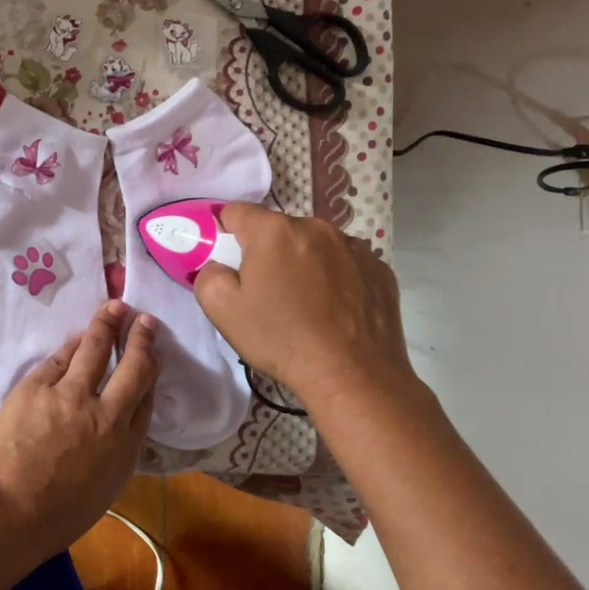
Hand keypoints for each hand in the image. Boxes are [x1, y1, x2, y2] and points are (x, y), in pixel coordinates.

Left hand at [0, 301, 158, 556]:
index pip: (145, 400)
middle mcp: (105, 414)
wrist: (7, 505)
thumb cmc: (53, 515)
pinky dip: (71, 345)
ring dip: (106, 325)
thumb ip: (112, 453)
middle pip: (131, 368)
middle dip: (140, 340)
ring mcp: (69, 395)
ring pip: (94, 350)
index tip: (155, 354)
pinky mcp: (37, 385)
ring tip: (114, 307)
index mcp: (124, 447)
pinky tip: (77, 336)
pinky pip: (59, 358)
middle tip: (145, 319)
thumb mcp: (101, 489)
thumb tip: (111, 433)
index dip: (151, 372)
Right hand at [195, 203, 415, 412]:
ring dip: (302, 262)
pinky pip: (344, 263)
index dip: (225, 234)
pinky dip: (334, 277)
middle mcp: (317, 227)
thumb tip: (221, 266)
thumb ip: (208, 273)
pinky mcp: (381, 270)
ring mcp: (355, 248)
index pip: (236, 212)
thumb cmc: (281, 338)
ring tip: (304, 302)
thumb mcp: (220, 308)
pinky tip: (333, 309)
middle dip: (266, 250)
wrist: (354, 377)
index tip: (229, 263)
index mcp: (274, 231)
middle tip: (266, 290)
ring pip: (313, 245)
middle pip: (277, 228)